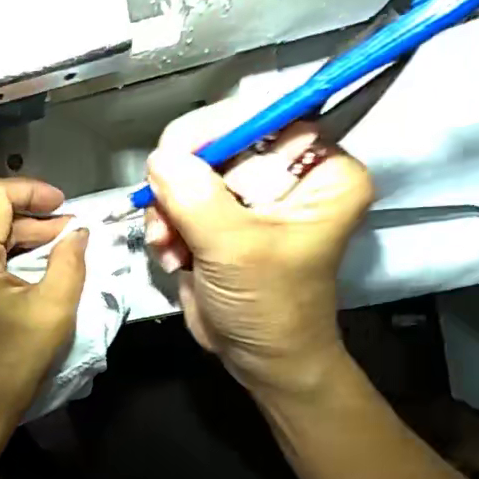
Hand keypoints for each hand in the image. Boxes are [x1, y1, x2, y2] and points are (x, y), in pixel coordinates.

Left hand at [0, 179, 89, 478]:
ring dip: (18, 240)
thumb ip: (70, 261)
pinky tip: (30, 270)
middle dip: (31, 221)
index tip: (63, 205)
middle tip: (70, 234)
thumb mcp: (54, 311)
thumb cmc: (14, 364)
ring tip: (57, 251)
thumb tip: (76, 231)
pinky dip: (1, 259)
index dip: (31, 191)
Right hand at [143, 101, 374, 397]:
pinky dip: (167, 226)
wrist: (260, 360)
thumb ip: (196, 199)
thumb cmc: (269, 307)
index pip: (263, 118)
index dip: (216, 131)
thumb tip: (159, 158)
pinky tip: (172, 256)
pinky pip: (179, 200)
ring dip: (169, 210)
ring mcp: (249, 196)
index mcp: (319, 169)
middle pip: (219, 144)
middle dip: (183, 182)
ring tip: (170, 247)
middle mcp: (287, 173)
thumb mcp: (235, 250)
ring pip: (190, 173)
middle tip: (167, 218)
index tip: (174, 155)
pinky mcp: (220, 218)